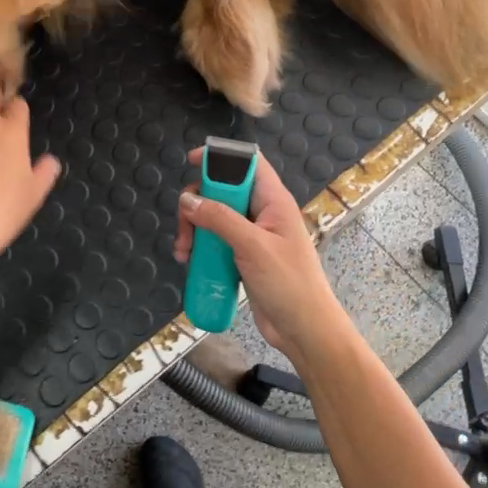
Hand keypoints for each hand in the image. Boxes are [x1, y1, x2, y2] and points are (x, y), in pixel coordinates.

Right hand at [172, 147, 346, 356]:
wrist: (304, 331)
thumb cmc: (288, 284)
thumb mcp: (252, 247)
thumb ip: (219, 219)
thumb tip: (187, 200)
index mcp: (274, 201)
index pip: (248, 163)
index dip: (222, 156)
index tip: (193, 161)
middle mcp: (262, 213)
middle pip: (222, 191)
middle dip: (198, 204)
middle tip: (185, 226)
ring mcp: (252, 235)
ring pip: (214, 217)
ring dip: (194, 229)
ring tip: (183, 252)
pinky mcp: (243, 256)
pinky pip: (215, 240)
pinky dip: (200, 247)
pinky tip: (189, 262)